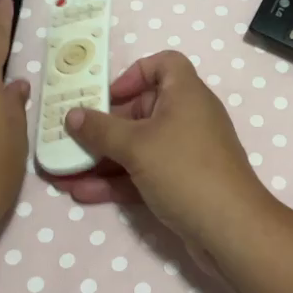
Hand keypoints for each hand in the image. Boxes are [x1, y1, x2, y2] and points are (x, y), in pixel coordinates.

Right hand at [56, 50, 280, 251]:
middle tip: (69, 138)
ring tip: (62, 172)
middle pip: (142, 109)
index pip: (165, 64)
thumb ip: (101, 130)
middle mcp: (188, 117)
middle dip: (103, 125)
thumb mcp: (137, 146)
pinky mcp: (182, 183)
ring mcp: (186, 152)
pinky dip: (116, 180)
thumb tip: (72, 115)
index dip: (135, 73)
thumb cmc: (184, 170)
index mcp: (185, 93)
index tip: (108, 95)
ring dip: (102, 158)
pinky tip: (82, 193)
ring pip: (138, 146)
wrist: (230, 228)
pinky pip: (143, 173)